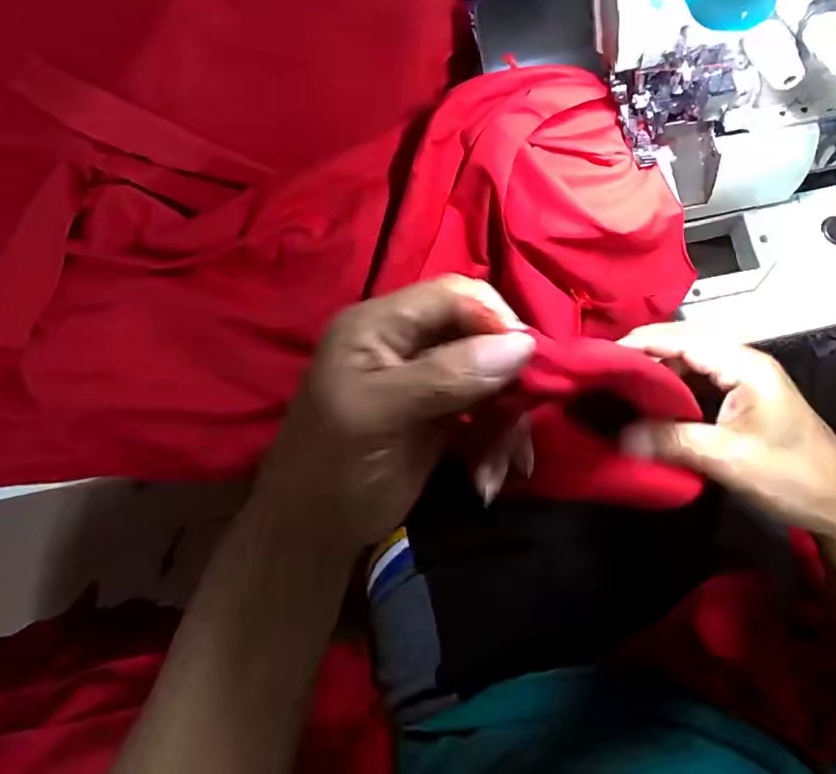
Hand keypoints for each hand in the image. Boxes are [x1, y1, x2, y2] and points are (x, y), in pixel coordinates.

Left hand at [253, 276, 536, 553]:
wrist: (309, 540)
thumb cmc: (331, 472)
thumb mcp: (381, 417)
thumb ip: (448, 374)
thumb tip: (524, 344)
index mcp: (380, 324)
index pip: (456, 295)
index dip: (497, 319)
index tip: (526, 362)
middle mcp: (408, 340)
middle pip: (485, 334)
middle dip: (509, 381)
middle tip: (519, 421)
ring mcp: (430, 375)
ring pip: (498, 375)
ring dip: (507, 421)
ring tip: (498, 468)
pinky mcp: (448, 407)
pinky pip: (494, 407)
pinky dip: (500, 439)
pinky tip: (489, 477)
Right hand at [618, 324, 835, 547]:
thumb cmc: (791, 476)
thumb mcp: (729, 459)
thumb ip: (674, 440)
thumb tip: (619, 435)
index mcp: (746, 364)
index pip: (685, 340)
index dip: (643, 343)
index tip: (601, 354)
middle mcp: (745, 362)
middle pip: (687, 346)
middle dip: (646, 353)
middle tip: (603, 370)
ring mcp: (747, 381)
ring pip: (693, 365)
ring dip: (659, 372)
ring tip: (618, 383)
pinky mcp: (745, 402)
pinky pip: (702, 385)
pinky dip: (675, 390)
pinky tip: (651, 404)